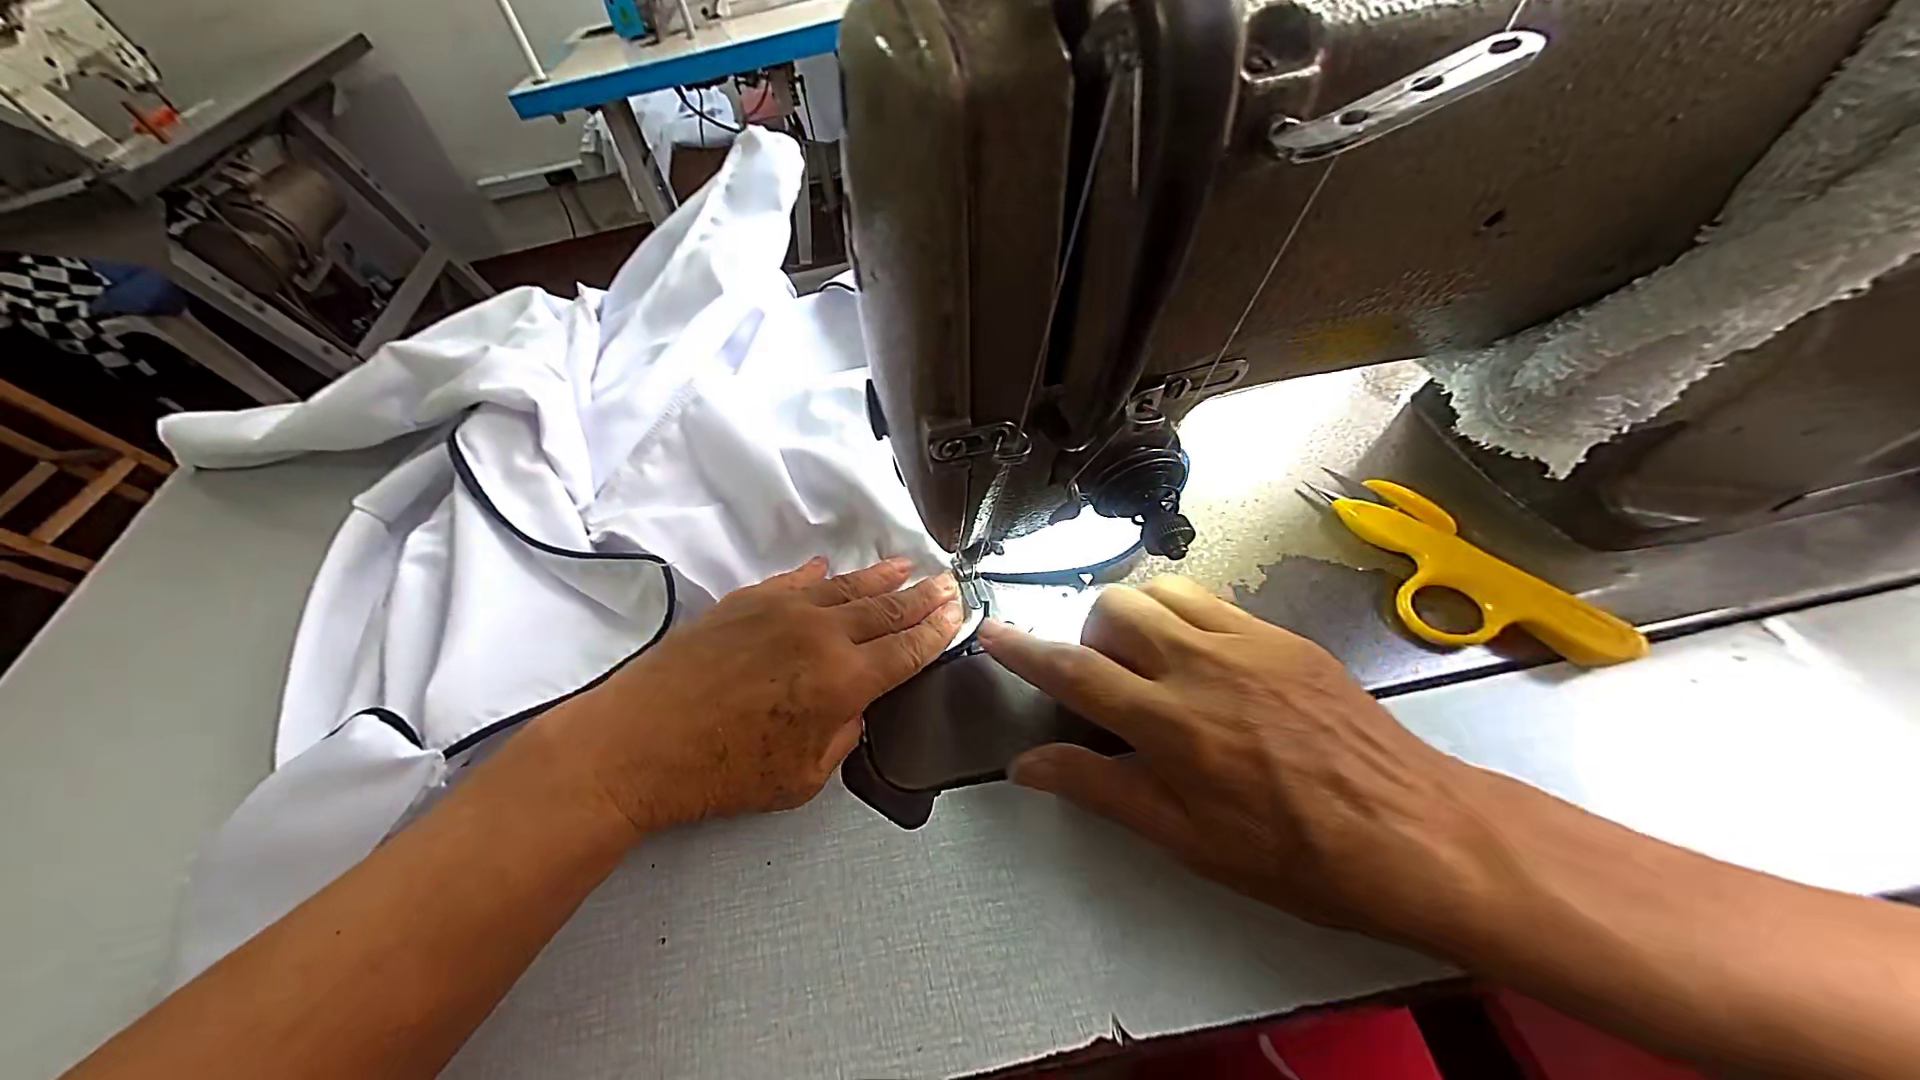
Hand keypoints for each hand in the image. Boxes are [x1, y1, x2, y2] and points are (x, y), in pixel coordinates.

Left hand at [545, 556, 961, 837]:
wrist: (636, 742)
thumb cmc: (720, 774)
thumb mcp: (802, 779)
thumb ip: (842, 735)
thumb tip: (854, 705)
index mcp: (844, 681)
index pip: (909, 648)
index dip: (939, 630)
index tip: (959, 614)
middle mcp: (822, 635)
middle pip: (888, 610)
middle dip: (924, 597)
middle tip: (948, 583)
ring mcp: (783, 610)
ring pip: (848, 586)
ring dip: (883, 576)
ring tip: (907, 565)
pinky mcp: (747, 601)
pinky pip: (795, 581)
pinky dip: (819, 575)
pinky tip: (829, 568)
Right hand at [981, 576, 1498, 941]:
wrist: (1414, 831)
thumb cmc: (1295, 853)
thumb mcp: (1185, 838)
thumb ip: (1100, 788)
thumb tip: (1028, 767)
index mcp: (1170, 723)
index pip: (1074, 671)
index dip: (1023, 650)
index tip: (992, 632)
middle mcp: (1201, 666)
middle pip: (1113, 609)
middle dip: (1089, 632)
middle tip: (1106, 676)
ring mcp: (1246, 641)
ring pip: (1159, 590)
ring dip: (1135, 615)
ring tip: (1148, 658)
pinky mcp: (1281, 635)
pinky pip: (1210, 599)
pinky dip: (1182, 614)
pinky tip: (1200, 654)